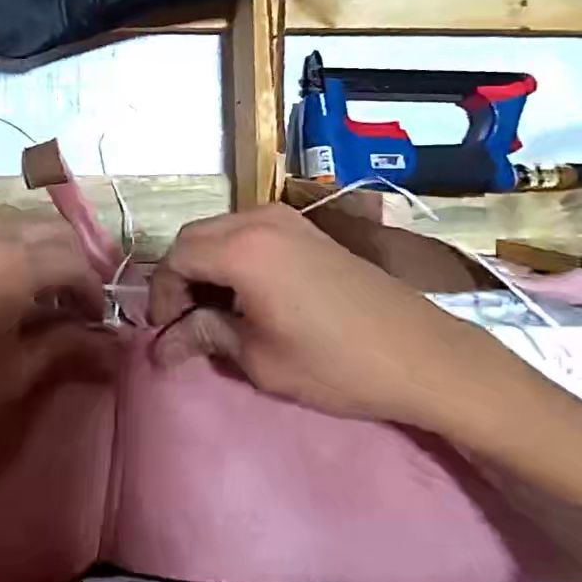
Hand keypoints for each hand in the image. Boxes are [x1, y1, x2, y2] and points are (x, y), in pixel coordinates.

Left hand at [0, 208, 118, 453]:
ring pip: (24, 224)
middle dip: (77, 265)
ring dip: (47, 251)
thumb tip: (112, 349)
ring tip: (44, 294)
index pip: (79, 262)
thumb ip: (65, 349)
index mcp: (20, 260)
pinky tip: (6, 283)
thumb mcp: (11, 373)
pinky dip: (17, 247)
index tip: (96, 325)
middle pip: (56, 232)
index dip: (95, 293)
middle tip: (77, 308)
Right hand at [148, 203, 537, 427]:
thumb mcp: (259, 358)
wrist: (420, 353)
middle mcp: (258, 219)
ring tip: (213, 311)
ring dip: (205, 266)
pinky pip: (247, 231)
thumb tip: (160, 347)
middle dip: (179, 278)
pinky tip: (244, 293)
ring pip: (219, 231)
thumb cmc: (335, 364)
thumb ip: (204, 337)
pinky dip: (231, 257)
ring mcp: (285, 218)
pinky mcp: (305, 227)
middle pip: (193, 238)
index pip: (175, 259)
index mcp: (242, 249)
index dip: (161, 296)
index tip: (166, 332)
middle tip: (184, 322)